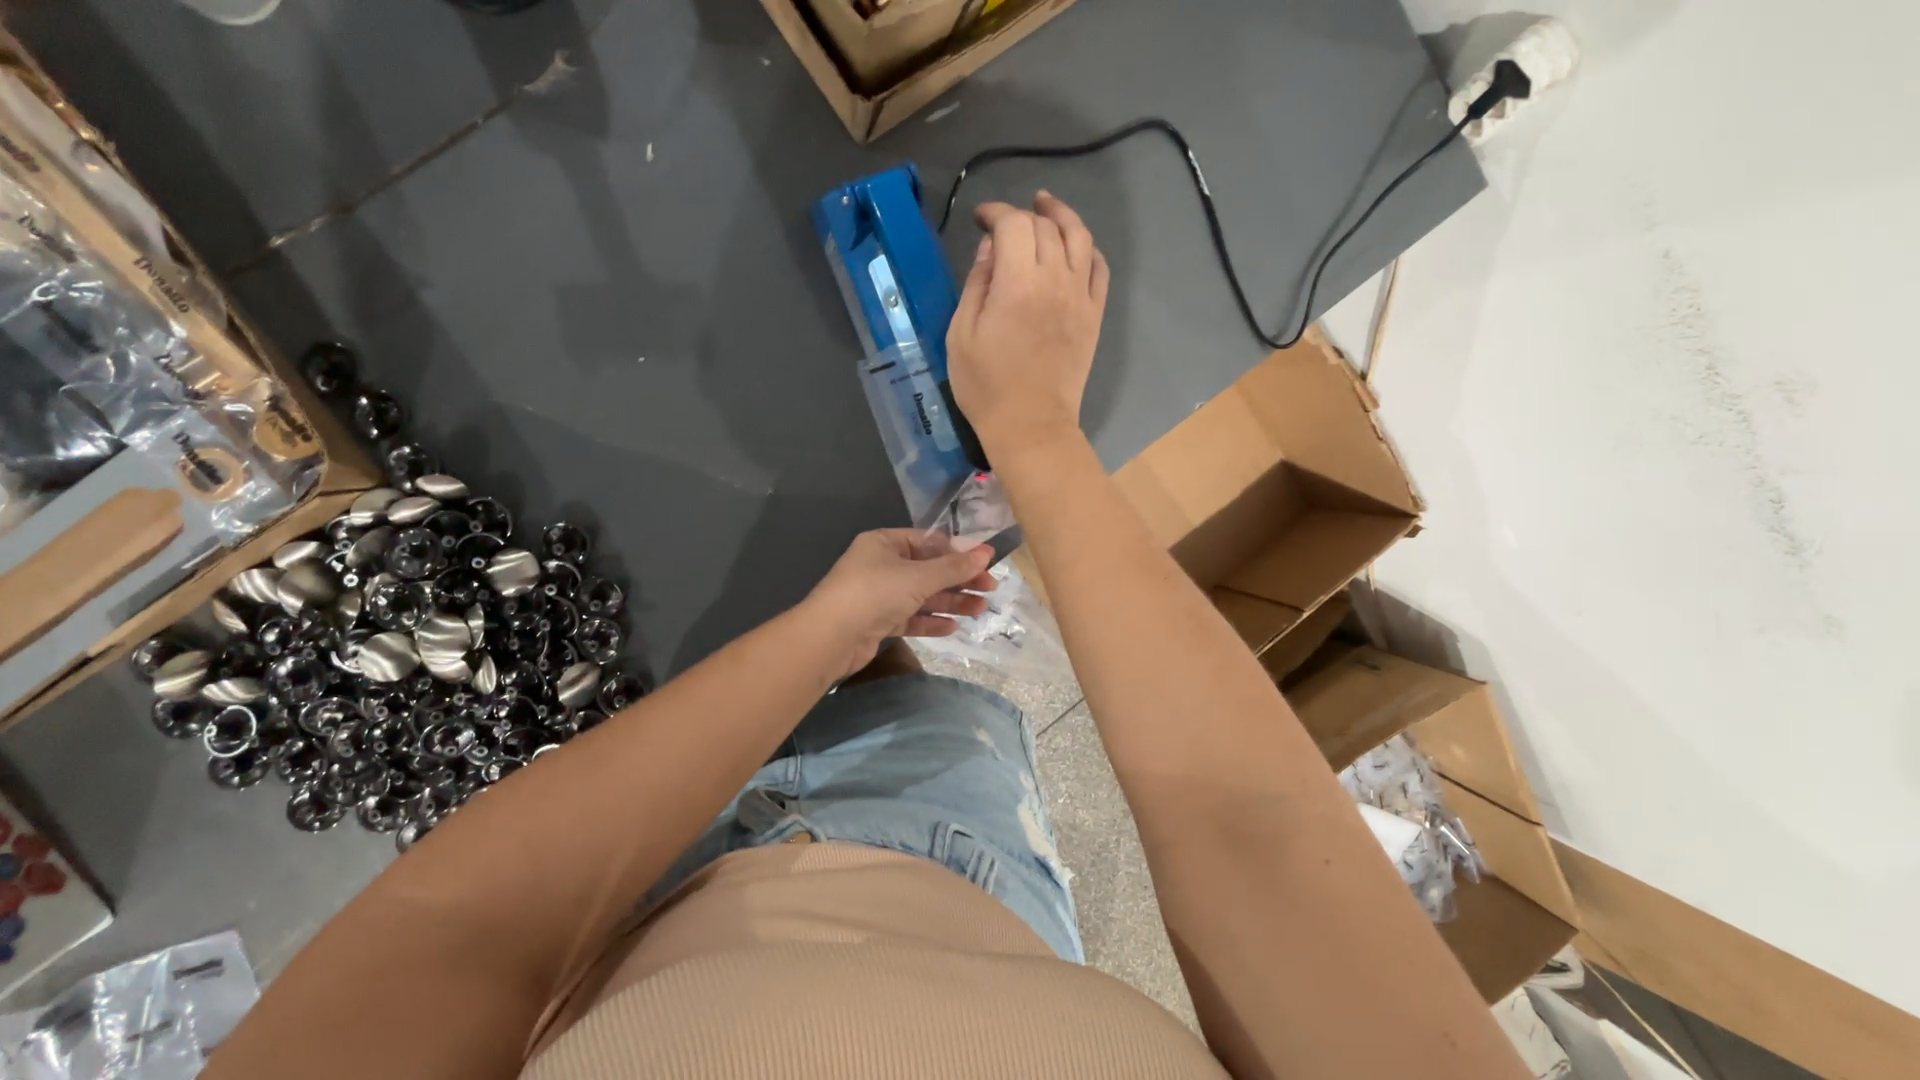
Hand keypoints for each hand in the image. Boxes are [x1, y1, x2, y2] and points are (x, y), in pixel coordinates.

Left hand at [800, 529, 997, 676]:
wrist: (831, 637)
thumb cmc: (874, 593)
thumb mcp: (918, 576)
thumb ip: (953, 567)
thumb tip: (987, 552)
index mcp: (884, 543)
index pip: (929, 542)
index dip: (958, 552)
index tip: (987, 562)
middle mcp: (881, 565)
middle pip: (928, 570)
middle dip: (959, 579)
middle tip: (990, 589)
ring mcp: (879, 595)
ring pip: (922, 596)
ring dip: (951, 601)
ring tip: (980, 610)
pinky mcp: (878, 622)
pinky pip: (911, 617)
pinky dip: (931, 621)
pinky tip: (953, 626)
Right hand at [946, 190, 1109, 461]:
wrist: (1031, 425)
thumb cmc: (986, 385)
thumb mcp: (962, 334)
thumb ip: (977, 284)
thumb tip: (989, 249)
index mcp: (1018, 282)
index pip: (1013, 225)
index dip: (996, 212)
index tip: (979, 218)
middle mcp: (1055, 280)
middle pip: (1045, 227)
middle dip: (1023, 215)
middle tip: (1004, 223)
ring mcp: (1080, 297)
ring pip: (1080, 238)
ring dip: (1062, 216)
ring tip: (1047, 206)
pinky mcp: (1094, 315)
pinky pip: (1099, 269)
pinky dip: (1088, 248)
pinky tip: (1077, 245)